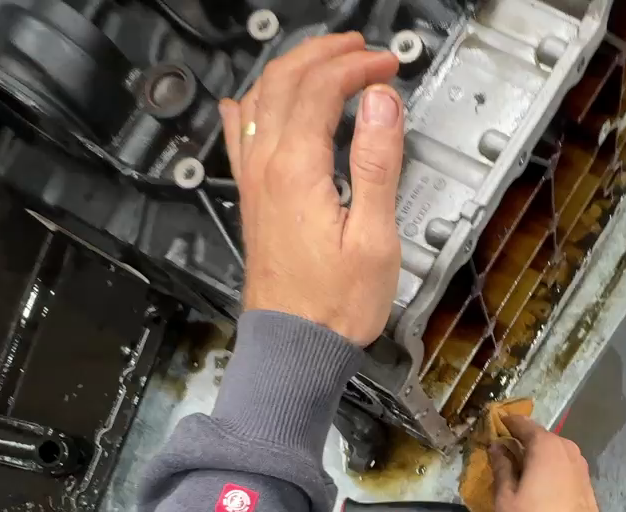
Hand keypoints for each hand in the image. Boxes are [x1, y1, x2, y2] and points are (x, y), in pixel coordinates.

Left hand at [219, 35, 403, 345]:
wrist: (296, 346)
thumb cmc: (334, 306)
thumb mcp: (374, 239)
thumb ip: (377, 165)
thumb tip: (380, 103)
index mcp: (298, 171)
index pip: (321, 90)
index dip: (357, 67)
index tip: (386, 67)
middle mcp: (266, 170)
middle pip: (285, 81)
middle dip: (325, 55)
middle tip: (361, 51)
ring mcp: (254, 185)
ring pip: (259, 100)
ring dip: (291, 70)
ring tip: (322, 62)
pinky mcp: (254, 203)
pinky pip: (239, 138)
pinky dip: (250, 106)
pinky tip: (250, 103)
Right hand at [489, 416, 601, 511]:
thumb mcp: (507, 498)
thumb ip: (501, 467)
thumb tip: (496, 447)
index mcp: (544, 445)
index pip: (521, 423)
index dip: (505, 423)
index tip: (492, 427)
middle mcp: (564, 446)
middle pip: (538, 437)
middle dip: (520, 442)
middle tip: (502, 454)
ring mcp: (578, 461)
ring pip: (551, 451)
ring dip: (535, 456)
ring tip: (519, 471)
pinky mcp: (584, 477)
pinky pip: (561, 463)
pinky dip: (548, 466)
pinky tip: (538, 481)